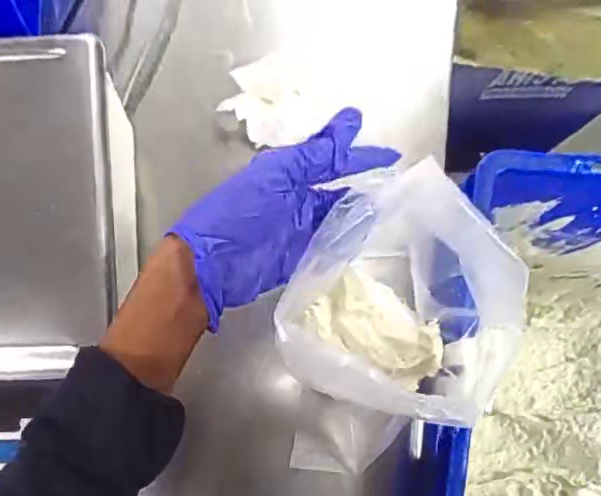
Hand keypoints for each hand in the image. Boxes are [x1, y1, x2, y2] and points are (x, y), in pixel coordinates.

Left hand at [168, 108, 400, 331]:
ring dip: (354, 216)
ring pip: (332, 220)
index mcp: (286, 174)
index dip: (357, 156)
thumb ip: (314, 156)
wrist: (210, 264)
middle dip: (359, 187)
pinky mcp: (293, 260)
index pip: (329, 160)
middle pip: (334, 192)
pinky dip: (341, 245)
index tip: (388, 156)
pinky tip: (360, 239)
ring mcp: (294, 232)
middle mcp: (293, 200)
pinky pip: (323, 249)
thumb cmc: (237, 213)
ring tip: (383, 211)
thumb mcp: (277, 175)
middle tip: (391, 184)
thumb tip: (349, 125)